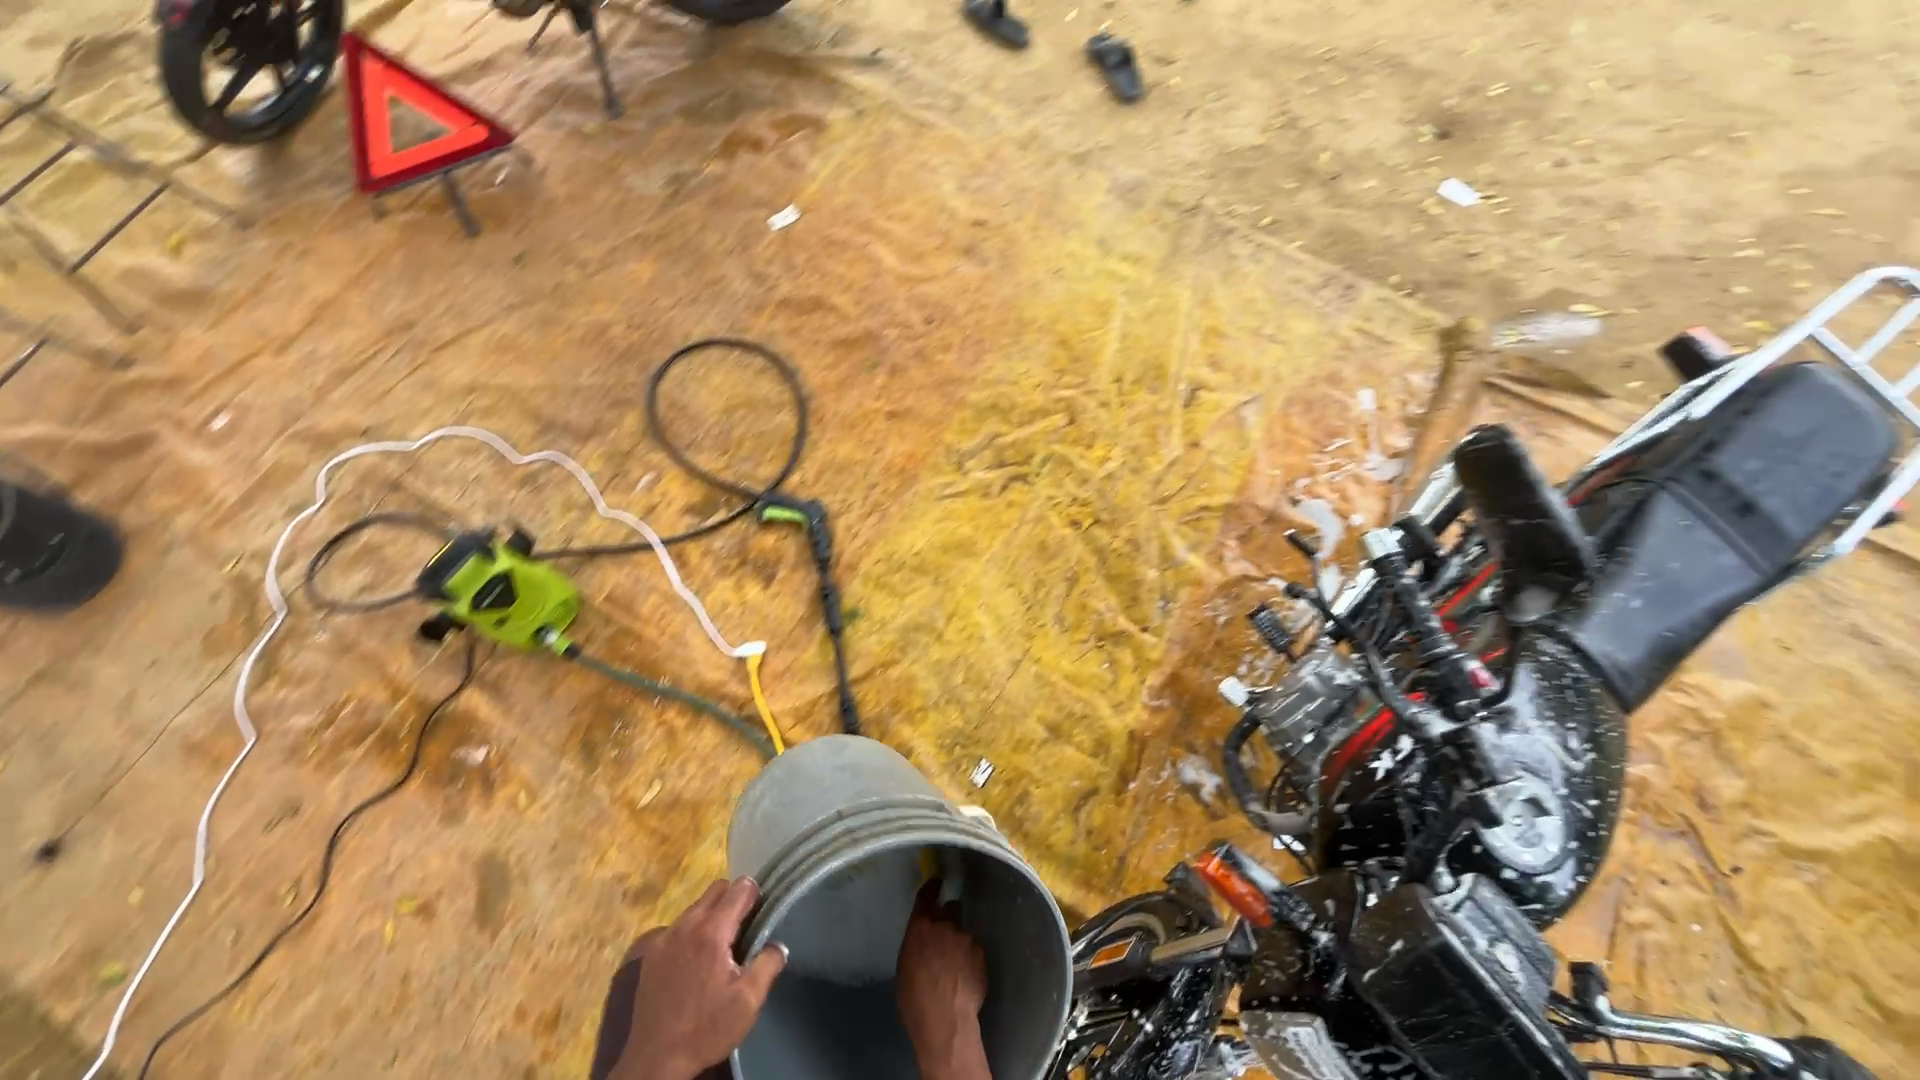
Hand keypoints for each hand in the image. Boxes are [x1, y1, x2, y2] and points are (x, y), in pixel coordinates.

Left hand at [614, 877, 787, 1079]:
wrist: (656, 1060)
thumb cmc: (706, 1028)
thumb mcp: (748, 1001)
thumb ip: (768, 964)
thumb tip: (777, 945)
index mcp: (712, 931)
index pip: (739, 888)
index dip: (756, 894)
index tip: (763, 912)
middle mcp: (685, 925)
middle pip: (716, 889)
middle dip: (734, 899)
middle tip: (745, 929)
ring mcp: (664, 938)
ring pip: (695, 907)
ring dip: (712, 915)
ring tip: (721, 948)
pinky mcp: (650, 954)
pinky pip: (678, 926)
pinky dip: (692, 931)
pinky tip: (695, 962)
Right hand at [897, 881, 991, 1079]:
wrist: (945, 1018)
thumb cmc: (914, 997)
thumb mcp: (905, 964)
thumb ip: (917, 943)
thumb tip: (924, 940)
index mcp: (921, 926)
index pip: (927, 895)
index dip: (932, 887)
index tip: (937, 883)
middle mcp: (945, 925)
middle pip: (952, 907)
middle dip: (950, 917)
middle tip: (946, 935)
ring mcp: (966, 937)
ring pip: (964, 931)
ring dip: (960, 941)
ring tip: (957, 965)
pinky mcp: (981, 953)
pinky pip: (974, 949)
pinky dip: (970, 958)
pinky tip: (965, 976)